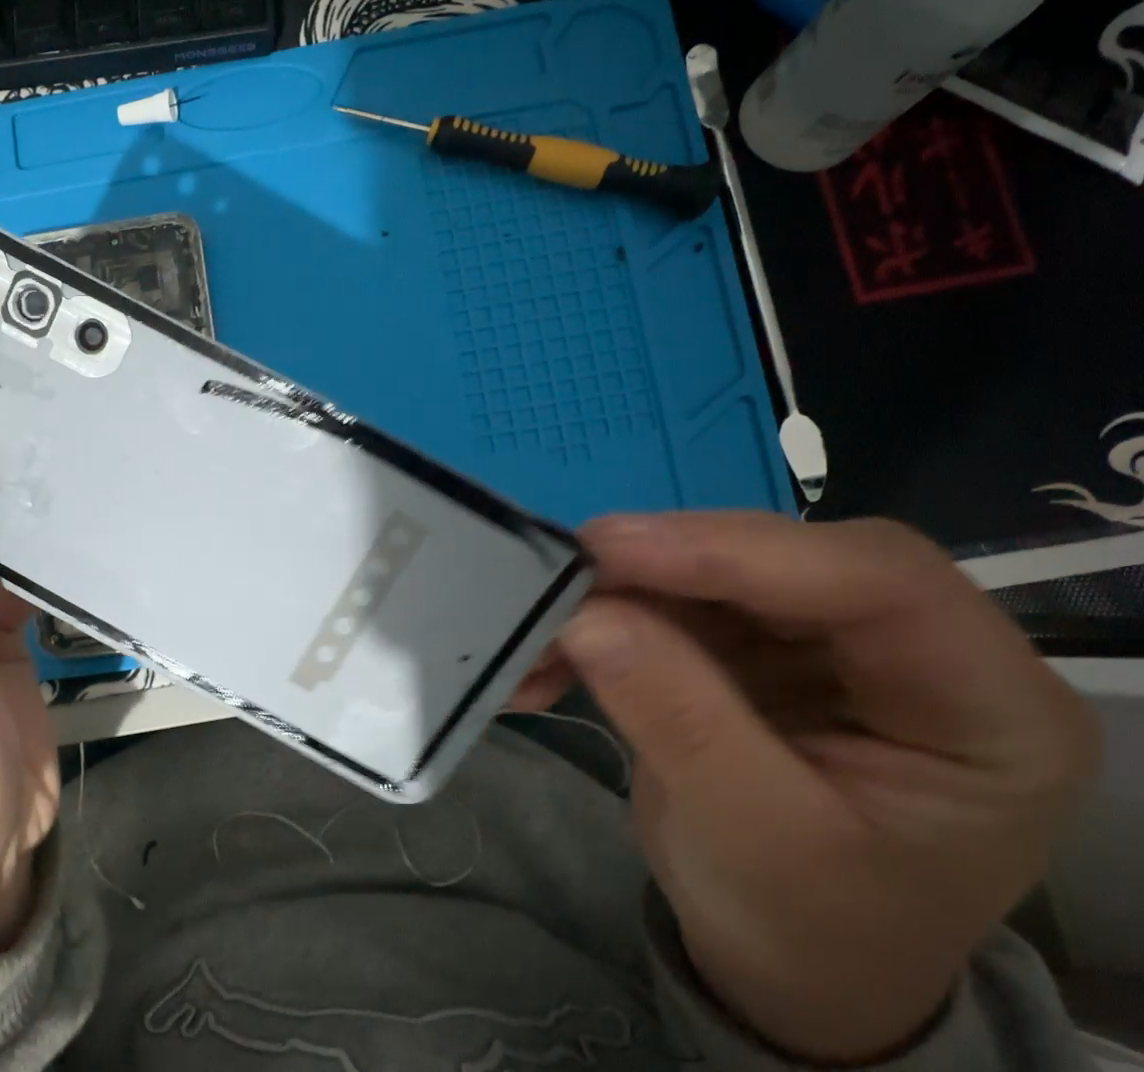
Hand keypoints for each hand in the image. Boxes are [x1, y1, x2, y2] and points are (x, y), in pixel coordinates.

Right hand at [555, 513, 1097, 1062]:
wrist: (789, 974)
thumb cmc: (806, 929)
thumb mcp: (752, 840)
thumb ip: (682, 721)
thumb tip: (588, 616)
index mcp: (988, 708)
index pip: (879, 581)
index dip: (740, 551)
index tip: (611, 551)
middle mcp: (923, 653)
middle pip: (791, 562)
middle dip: (663, 569)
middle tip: (557, 584)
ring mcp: (837, 648)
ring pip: (720, 576)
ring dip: (616, 598)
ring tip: (535, 641)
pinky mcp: (765, 653)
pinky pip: (677, 608)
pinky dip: (606, 625)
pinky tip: (550, 660)